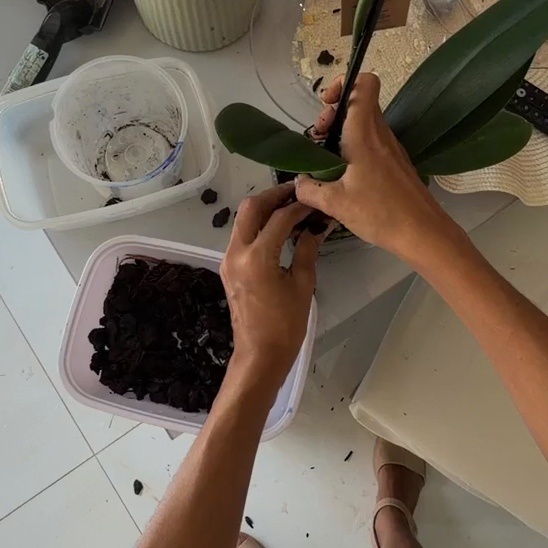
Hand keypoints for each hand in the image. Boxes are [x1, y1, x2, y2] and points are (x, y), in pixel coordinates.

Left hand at [220, 184, 320, 383]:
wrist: (259, 355)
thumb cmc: (285, 325)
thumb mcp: (302, 284)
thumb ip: (307, 249)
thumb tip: (319, 225)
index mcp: (257, 258)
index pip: (280, 218)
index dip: (301, 206)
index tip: (317, 200)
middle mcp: (237, 253)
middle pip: (251, 208)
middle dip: (275, 195)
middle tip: (298, 192)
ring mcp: (229, 259)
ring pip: (243, 219)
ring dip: (265, 208)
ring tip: (292, 206)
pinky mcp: (229, 266)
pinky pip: (242, 234)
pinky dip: (259, 224)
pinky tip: (280, 227)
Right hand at [295, 74, 466, 268]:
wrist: (422, 233)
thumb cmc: (380, 212)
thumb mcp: (334, 203)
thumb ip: (309, 189)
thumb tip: (298, 182)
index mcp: (364, 133)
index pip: (364, 83)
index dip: (343, 84)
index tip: (326, 106)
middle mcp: (380, 133)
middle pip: (359, 102)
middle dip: (333, 113)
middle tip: (319, 138)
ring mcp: (391, 148)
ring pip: (364, 123)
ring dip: (342, 132)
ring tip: (326, 158)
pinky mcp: (396, 163)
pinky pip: (372, 142)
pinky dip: (355, 147)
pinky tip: (344, 174)